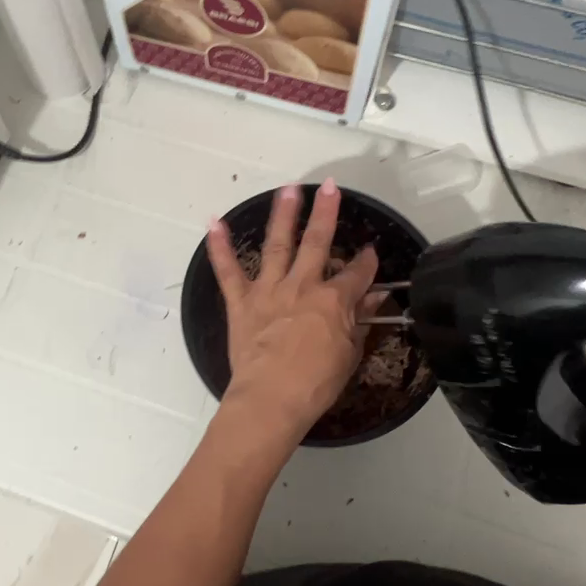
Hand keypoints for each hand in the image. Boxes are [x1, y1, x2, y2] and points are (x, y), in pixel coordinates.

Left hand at [205, 181, 381, 446]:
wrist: (271, 399)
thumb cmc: (315, 384)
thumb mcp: (349, 354)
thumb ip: (358, 322)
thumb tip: (372, 298)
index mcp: (332, 301)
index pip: (356, 275)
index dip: (367, 263)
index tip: (371, 252)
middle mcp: (302, 286)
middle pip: (317, 243)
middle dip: (326, 213)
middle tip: (329, 186)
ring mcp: (269, 291)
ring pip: (277, 245)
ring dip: (282, 216)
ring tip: (287, 190)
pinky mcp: (241, 303)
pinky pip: (228, 271)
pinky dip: (219, 248)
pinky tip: (213, 222)